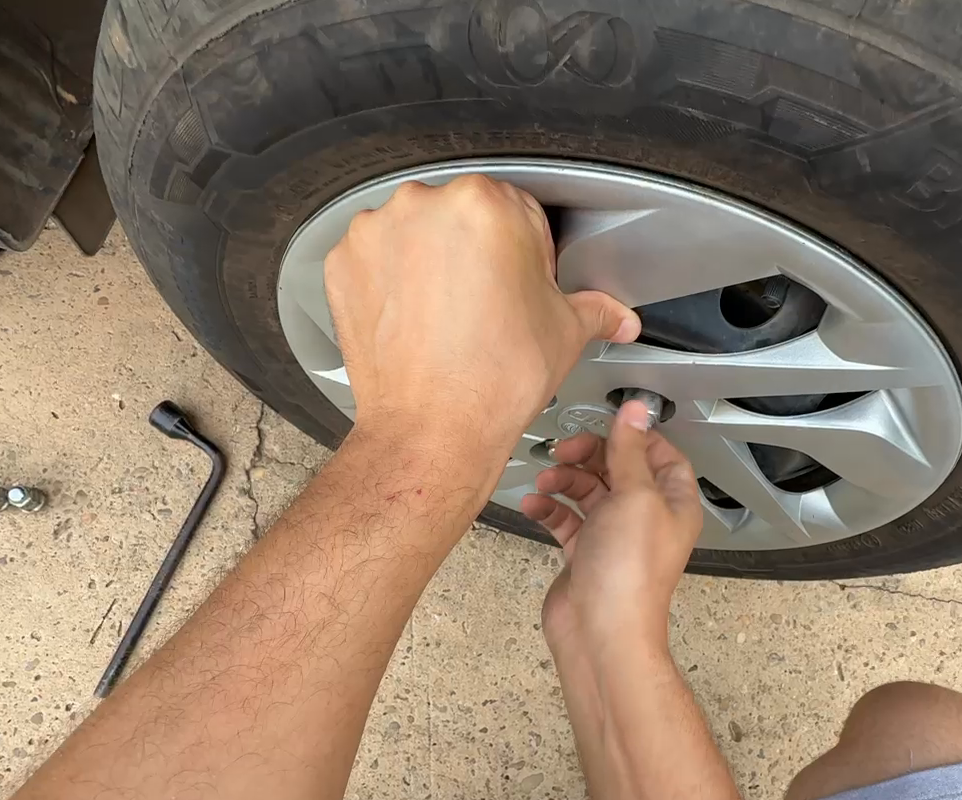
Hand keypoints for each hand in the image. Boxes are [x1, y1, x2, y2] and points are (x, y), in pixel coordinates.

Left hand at [324, 175, 640, 484]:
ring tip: (449, 322)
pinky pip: (376, 262)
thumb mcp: (563, 335)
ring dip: (431, 267)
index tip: (521, 287)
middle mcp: (425, 206)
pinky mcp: (343, 265)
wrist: (431, 432)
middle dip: (476, 257)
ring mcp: (377, 234)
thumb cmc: (493, 384)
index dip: (526, 256)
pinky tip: (416, 323)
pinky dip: (392, 285)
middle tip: (485, 310)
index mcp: (488, 206)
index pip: (518, 212)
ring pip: (416, 237)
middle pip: (463, 219)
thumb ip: (596, 310)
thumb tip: (618, 316)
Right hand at [519, 400, 703, 654]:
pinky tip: (535, 506)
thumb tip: (636, 410)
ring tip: (546, 482)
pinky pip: (566, 520)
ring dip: (564, 481)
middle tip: (564, 450)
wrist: (601, 631)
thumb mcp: (634, 496)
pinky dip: (549, 509)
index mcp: (672, 503)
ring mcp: (614, 537)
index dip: (634, 437)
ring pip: (588, 492)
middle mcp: (646, 518)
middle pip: (618, 469)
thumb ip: (630, 450)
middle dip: (589, 456)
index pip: (660, 455)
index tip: (604, 426)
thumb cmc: (628, 572)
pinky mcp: (585, 554)